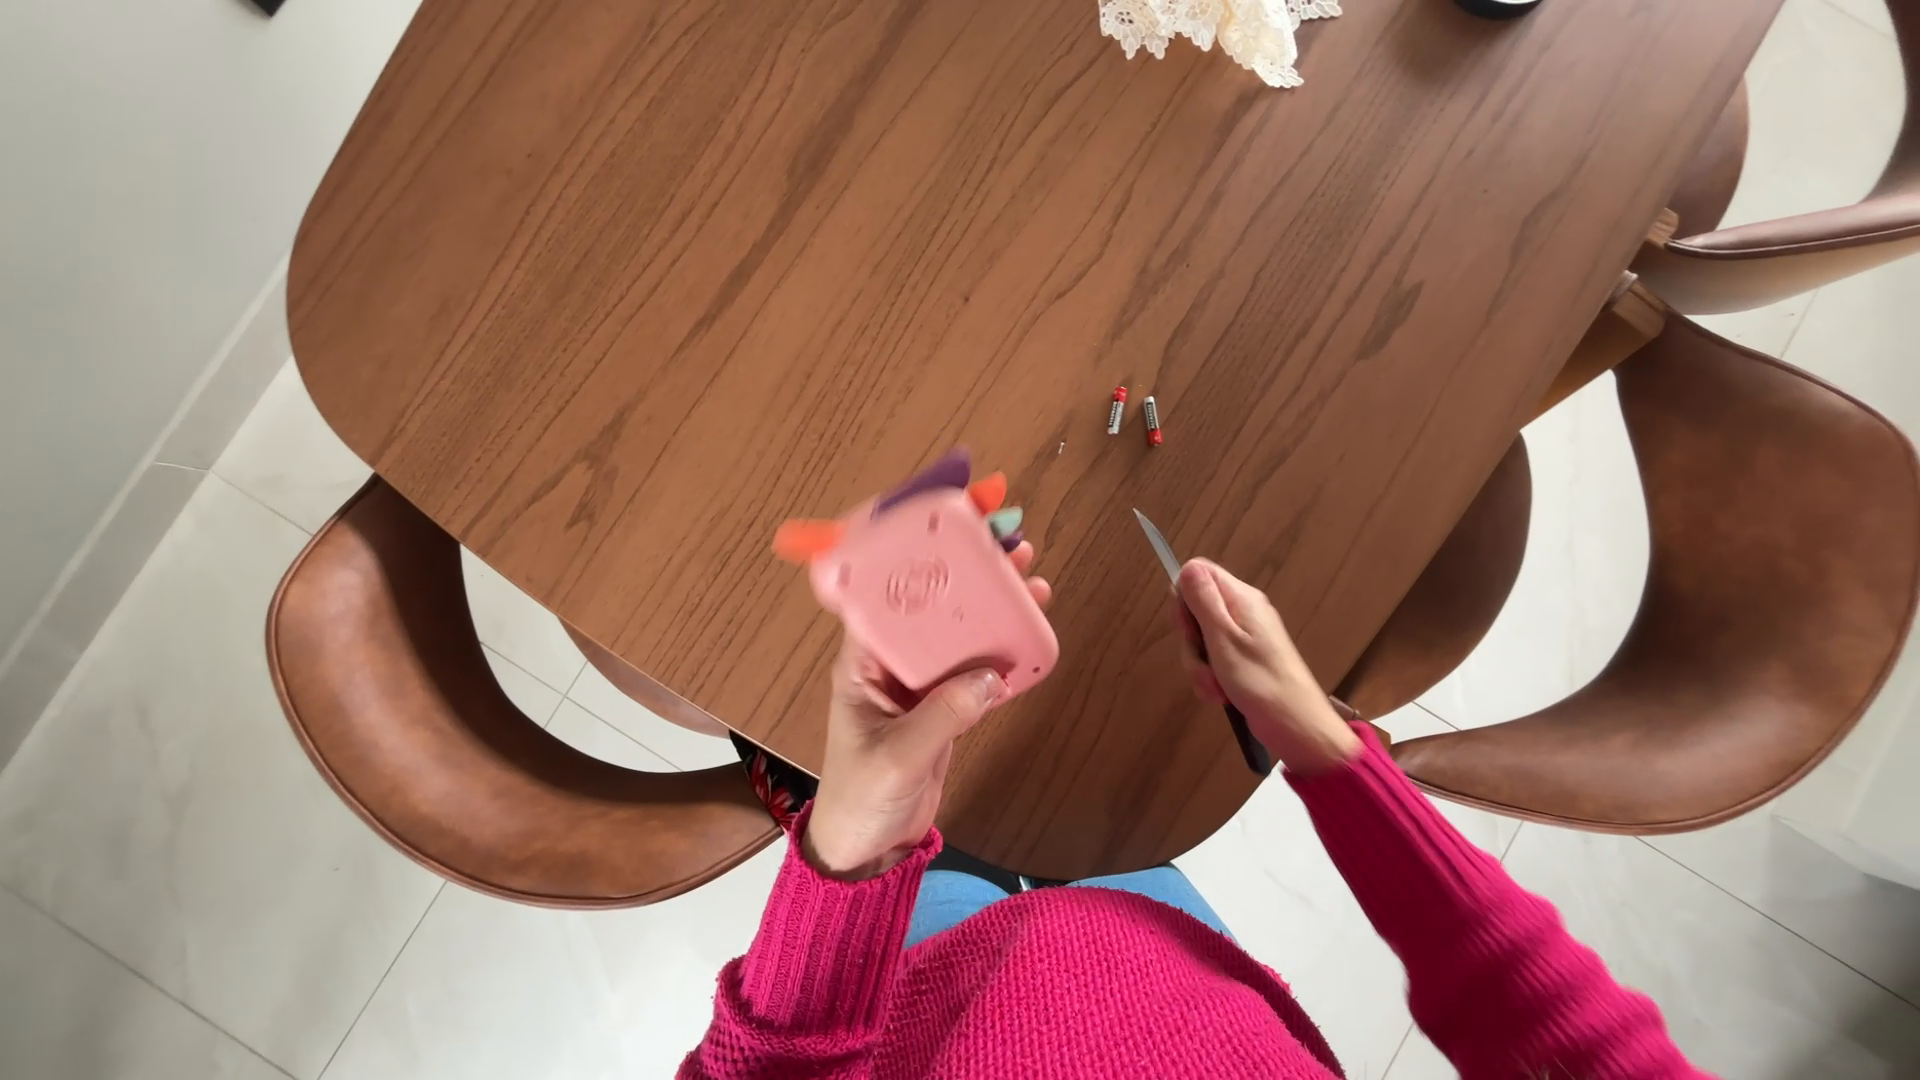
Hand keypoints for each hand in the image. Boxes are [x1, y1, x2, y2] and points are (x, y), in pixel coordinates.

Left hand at [803, 543, 1052, 879]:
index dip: (920, 564)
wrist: (870, 846)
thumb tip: (991, 679)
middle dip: (968, 579)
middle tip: (1008, 551)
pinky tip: (1026, 639)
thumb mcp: (898, 756)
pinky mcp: (944, 706)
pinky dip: (1001, 655)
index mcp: (864, 662)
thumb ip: (943, 716)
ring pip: (959, 636)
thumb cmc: (862, 797)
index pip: (888, 598)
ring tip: (1028, 584)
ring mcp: (921, 684)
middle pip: (933, 609)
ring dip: (991, 613)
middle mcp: (892, 663)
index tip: (953, 539)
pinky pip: (976, 671)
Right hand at [1172, 558, 1361, 775]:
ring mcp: (1244, 637)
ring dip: (1199, 666)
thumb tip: (1187, 566)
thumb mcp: (1224, 639)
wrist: (1297, 727)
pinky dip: (1209, 678)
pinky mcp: (1243, 659)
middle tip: (1203, 662)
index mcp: (1241, 599)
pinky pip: (1213, 659)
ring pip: (1201, 639)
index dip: (1182, 597)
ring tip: (1214, 686)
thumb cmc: (1260, 681)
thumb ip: (1203, 601)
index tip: (1186, 628)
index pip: (1198, 574)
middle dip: (1190, 642)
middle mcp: (1242, 612)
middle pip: (1196, 609)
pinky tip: (1219, 695)